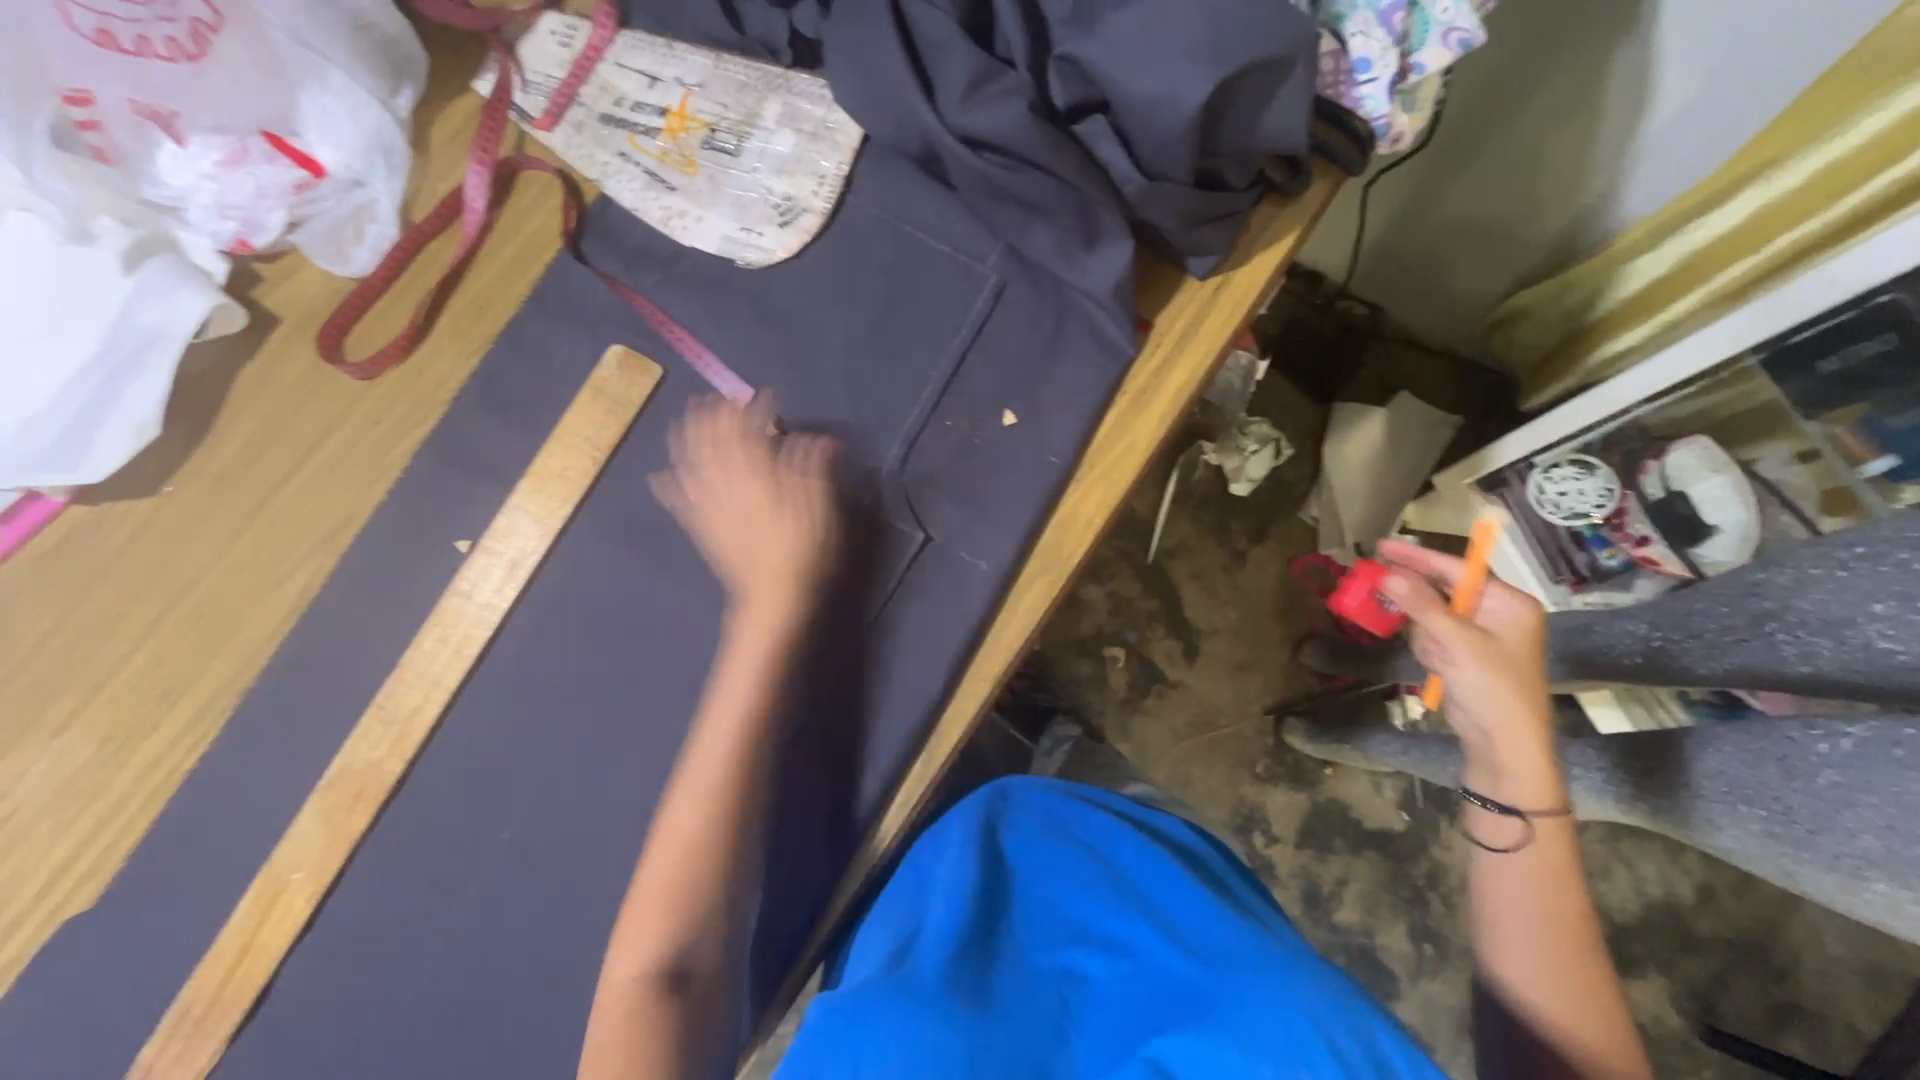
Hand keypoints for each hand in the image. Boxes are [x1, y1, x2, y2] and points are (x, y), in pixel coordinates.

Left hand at [650, 396, 840, 621]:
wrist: (773, 599)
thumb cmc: (805, 554)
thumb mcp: (821, 510)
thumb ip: (814, 469)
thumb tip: (817, 437)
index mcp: (760, 476)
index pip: (752, 432)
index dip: (756, 409)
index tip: (763, 395)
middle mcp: (729, 484)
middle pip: (715, 441)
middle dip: (715, 415)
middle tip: (717, 397)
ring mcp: (711, 506)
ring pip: (691, 463)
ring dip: (687, 437)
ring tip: (684, 417)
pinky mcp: (702, 527)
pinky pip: (679, 501)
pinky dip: (668, 485)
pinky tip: (659, 474)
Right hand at [1376, 538, 1558, 791]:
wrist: (1503, 743)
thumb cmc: (1491, 687)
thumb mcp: (1456, 642)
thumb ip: (1421, 605)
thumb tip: (1387, 573)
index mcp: (1508, 602)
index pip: (1457, 569)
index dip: (1419, 557)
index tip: (1383, 546)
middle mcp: (1497, 613)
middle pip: (1443, 592)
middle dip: (1420, 605)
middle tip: (1381, 592)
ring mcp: (1480, 635)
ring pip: (1432, 617)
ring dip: (1426, 636)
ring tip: (1438, 660)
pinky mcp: (1465, 656)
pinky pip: (1434, 639)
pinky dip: (1429, 650)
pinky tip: (1438, 668)